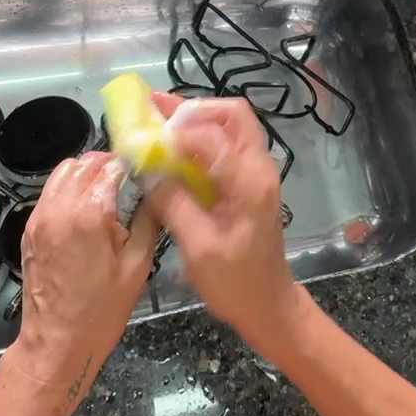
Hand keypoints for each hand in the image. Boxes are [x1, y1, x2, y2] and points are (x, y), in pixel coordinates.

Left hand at [12, 151, 158, 386]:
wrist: (56, 345)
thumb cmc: (101, 310)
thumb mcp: (138, 265)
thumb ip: (148, 219)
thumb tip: (157, 191)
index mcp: (88, 214)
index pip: (111, 166)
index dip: (132, 166)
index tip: (147, 176)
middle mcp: (58, 207)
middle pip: (86, 162)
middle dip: (110, 166)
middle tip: (131, 185)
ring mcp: (39, 217)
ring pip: (65, 171)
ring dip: (88, 173)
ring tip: (109, 194)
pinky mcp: (31, 229)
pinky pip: (52, 191)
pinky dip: (71, 188)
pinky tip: (89, 210)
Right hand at [145, 94, 311, 356]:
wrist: (269, 305)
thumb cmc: (237, 282)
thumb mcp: (199, 248)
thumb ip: (174, 203)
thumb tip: (147, 169)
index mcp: (250, 181)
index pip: (213, 137)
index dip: (177, 135)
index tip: (146, 142)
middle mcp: (258, 167)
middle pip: (232, 114)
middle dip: (192, 109)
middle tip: (154, 112)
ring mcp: (255, 172)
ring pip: (229, 125)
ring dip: (194, 120)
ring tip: (156, 120)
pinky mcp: (247, 181)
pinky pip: (224, 145)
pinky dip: (198, 139)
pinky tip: (171, 149)